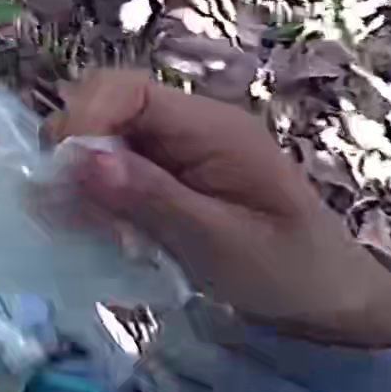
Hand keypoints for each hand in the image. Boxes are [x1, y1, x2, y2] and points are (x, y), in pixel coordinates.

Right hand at [50, 70, 390, 348]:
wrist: (322, 302)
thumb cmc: (288, 271)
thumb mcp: (224, 242)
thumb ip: (154, 197)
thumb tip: (84, 158)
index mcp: (212, 127)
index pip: (124, 89)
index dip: (84, 116)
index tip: (68, 166)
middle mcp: (180, 122)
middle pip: (94, 105)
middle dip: (70, 149)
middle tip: (70, 200)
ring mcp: (160, 142)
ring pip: (85, 133)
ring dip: (71, 173)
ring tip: (82, 218)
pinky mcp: (146, 164)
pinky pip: (92, 158)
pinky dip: (79, 186)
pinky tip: (91, 219)